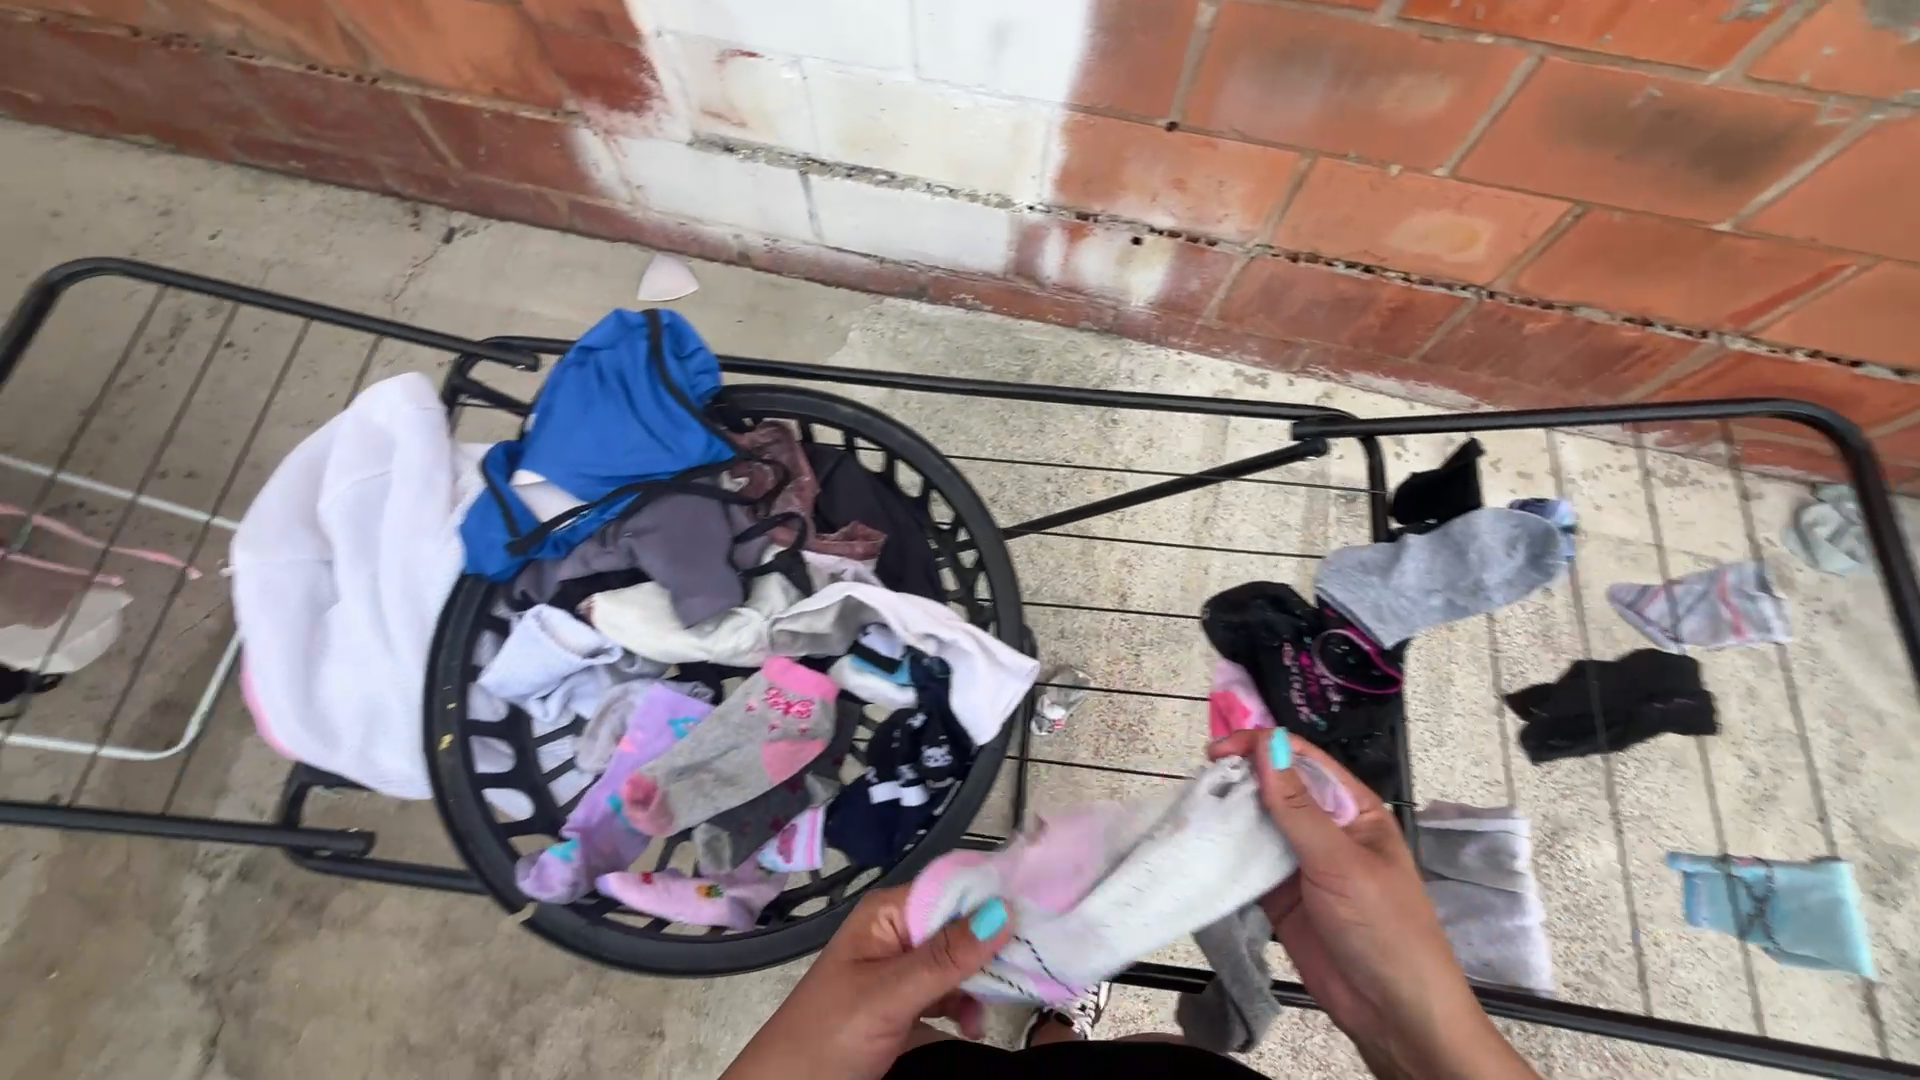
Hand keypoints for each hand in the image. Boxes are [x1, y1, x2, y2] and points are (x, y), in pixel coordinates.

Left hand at [721, 884, 1011, 1079]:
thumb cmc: (825, 1039)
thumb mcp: (888, 996)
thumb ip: (945, 957)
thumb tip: (1003, 910)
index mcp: (888, 914)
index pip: (949, 886)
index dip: (991, 892)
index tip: (1038, 903)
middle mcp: (898, 933)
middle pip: (958, 924)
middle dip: (993, 940)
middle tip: (1035, 955)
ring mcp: (902, 971)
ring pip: (959, 961)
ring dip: (982, 978)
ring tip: (1008, 994)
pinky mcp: (905, 1006)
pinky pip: (949, 993)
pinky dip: (966, 1007)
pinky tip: (974, 1025)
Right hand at [1208, 730, 1534, 1079]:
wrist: (1393, 1016)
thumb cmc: (1385, 928)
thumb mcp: (1341, 862)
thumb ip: (1296, 807)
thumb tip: (1266, 744)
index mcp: (1350, 809)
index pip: (1301, 760)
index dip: (1261, 746)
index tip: (1220, 750)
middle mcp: (1321, 826)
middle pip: (1272, 786)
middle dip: (1237, 777)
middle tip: (1200, 779)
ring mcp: (1297, 859)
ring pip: (1254, 820)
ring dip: (1226, 811)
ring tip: (1192, 804)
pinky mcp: (1275, 891)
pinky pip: (1244, 858)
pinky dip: (1222, 848)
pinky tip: (1199, 838)